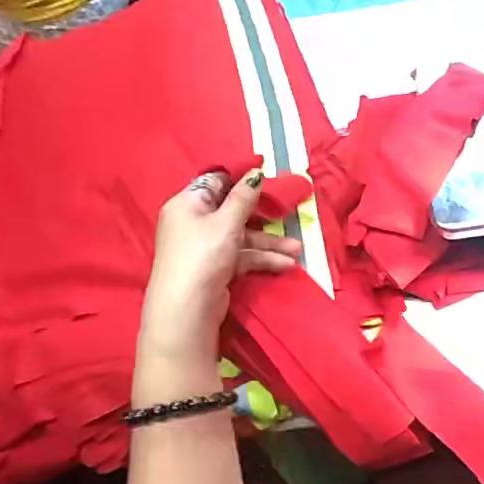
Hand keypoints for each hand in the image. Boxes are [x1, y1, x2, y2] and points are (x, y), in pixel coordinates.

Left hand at [136, 170, 302, 366]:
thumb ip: (244, 197)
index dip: (242, 181)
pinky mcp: (216, 268)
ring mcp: (205, 247)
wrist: (186, 311)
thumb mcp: (225, 222)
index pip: (216, 182)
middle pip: (233, 211)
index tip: (270, 180)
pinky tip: (286, 264)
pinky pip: (243, 256)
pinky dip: (262, 259)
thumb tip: (256, 173)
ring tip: (297, 250)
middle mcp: (194, 222)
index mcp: (187, 204)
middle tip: (289, 213)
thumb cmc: (202, 256)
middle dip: (264, 216)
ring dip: (269, 242)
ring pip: (242, 237)